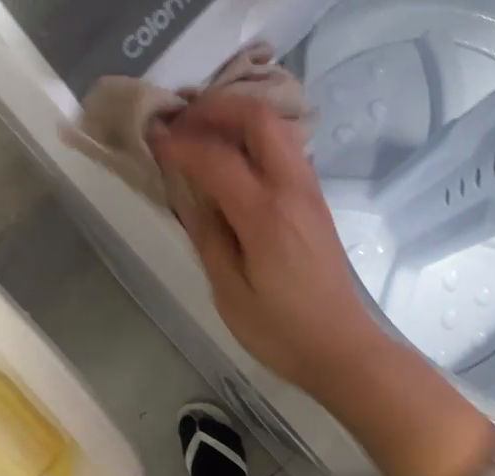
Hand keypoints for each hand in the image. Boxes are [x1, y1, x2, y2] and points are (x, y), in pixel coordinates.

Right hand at [150, 93, 386, 390]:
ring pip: (278, 130)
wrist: (341, 349)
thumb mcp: (231, 295)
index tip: (153, 139)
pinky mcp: (317, 206)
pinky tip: (234, 163)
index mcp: (266, 215)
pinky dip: (256, 142)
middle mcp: (293, 191)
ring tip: (204, 135)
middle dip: (217, 108)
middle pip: (259, 118)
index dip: (181, 143)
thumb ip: (210, 240)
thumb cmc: (281, 332)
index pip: (217, 158)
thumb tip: (191, 199)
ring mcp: (310, 194)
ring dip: (239, 120)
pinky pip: (286, 152)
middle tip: (182, 121)